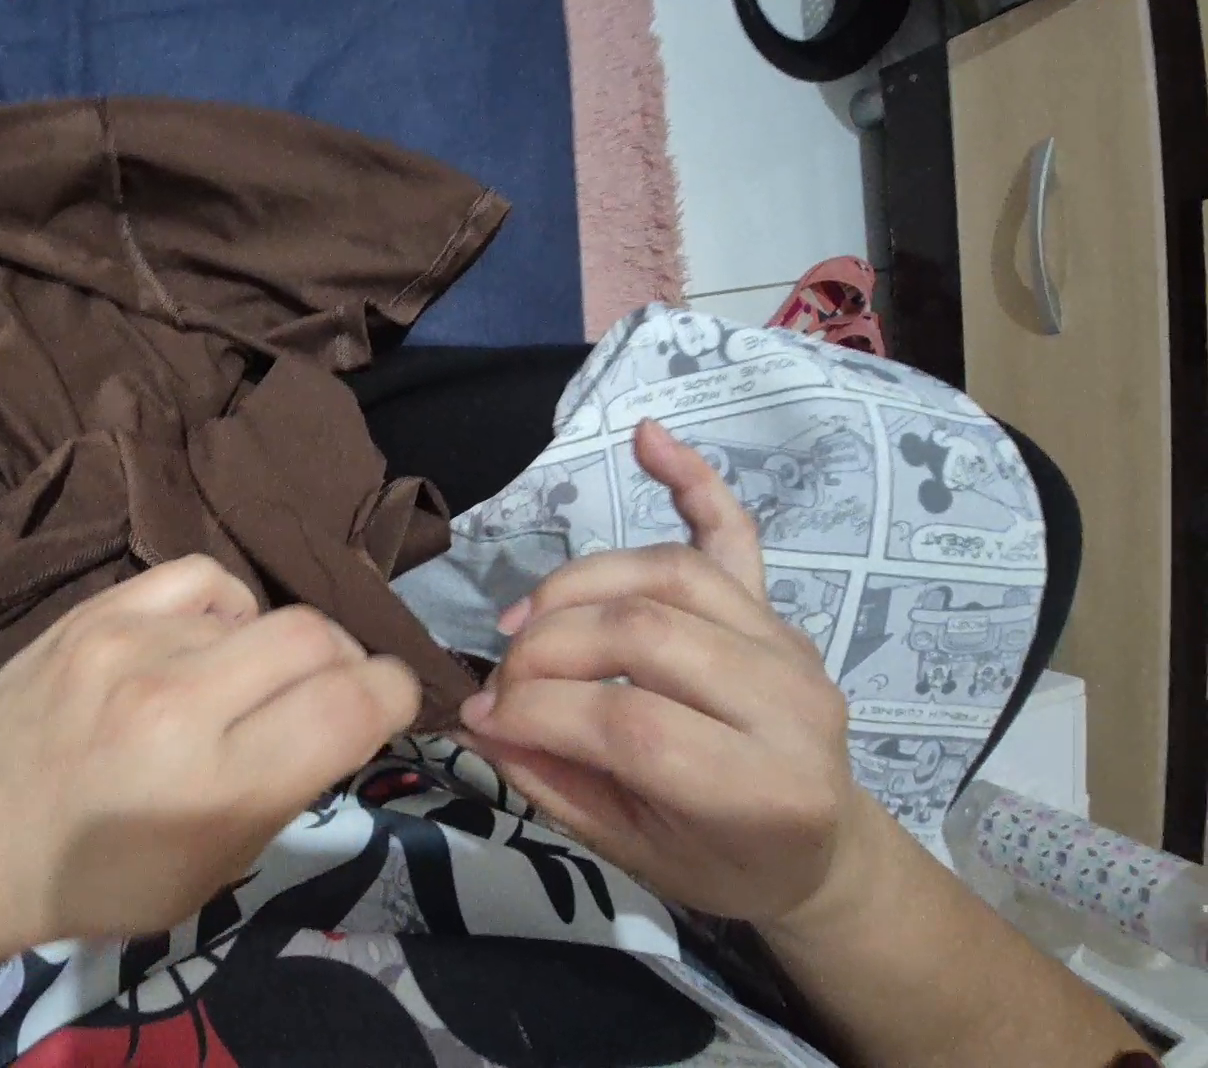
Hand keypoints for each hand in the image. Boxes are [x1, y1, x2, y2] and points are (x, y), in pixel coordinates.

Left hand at [0, 556, 417, 945]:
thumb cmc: (102, 877)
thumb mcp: (216, 867)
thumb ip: (289, 784)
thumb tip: (343, 712)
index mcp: (215, 784)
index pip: (348, 706)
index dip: (393, 694)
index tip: (388, 701)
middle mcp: (177, 701)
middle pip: (317, 638)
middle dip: (347, 664)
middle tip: (327, 691)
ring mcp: (130, 643)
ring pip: (261, 610)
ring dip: (279, 646)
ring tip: (247, 677)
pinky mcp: (95, 610)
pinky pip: (200, 576)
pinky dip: (226, 607)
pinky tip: (205, 638)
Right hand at [459, 419, 874, 929]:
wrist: (822, 849)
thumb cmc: (724, 862)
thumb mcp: (630, 854)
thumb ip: (553, 782)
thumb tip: (480, 718)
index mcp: (763, 785)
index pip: (631, 724)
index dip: (535, 710)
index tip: (478, 716)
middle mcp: (789, 699)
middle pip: (644, 631)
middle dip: (545, 647)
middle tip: (502, 678)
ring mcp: (785, 640)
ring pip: (666, 573)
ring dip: (574, 584)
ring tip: (524, 619)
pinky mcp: (772, 610)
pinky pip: (732, 534)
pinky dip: (692, 480)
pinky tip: (648, 438)